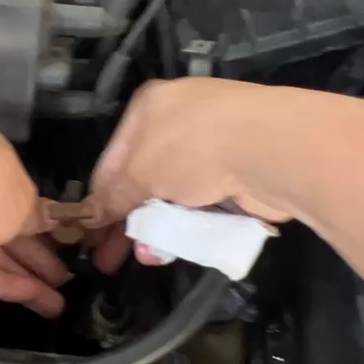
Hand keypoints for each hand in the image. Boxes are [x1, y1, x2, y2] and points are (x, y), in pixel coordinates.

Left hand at [0, 128, 70, 316]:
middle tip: (66, 275)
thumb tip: (50, 220)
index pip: (14, 189)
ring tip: (59, 303)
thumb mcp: (25, 196)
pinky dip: (7, 284)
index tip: (62, 236)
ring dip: (27, 276)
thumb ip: (37, 214)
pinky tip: (39, 301)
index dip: (39, 215)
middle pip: (5, 225)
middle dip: (37, 252)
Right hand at [88, 79, 301, 236]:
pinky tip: (180, 245)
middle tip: (113, 258)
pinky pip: (205, 200)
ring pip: (174, 193)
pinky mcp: (242, 166)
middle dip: (127, 219)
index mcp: (149, 105)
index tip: (91, 234)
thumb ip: (113, 199)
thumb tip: (89, 218)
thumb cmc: (193, 149)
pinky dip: (191, 222)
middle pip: (142, 177)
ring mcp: (214, 142)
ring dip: (158, 226)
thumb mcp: (139, 174)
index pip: (111, 158)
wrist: (274, 149)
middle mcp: (180, 117)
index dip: (98, 199)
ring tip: (148, 256)